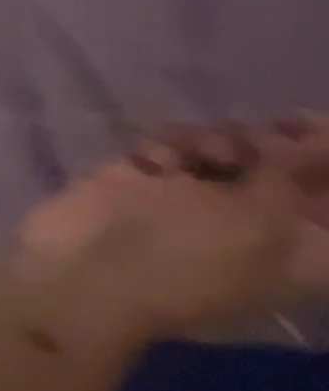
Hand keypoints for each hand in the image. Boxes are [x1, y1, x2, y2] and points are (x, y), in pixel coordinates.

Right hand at [16, 120, 328, 338]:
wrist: (85, 266)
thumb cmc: (187, 254)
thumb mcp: (261, 219)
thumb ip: (295, 174)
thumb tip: (318, 138)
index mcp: (304, 246)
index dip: (328, 159)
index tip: (307, 124)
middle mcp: (257, 220)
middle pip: (285, 168)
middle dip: (275, 144)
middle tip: (257, 136)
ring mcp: (196, 200)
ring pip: (227, 150)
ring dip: (217, 141)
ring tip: (191, 151)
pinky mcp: (144, 182)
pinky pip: (168, 148)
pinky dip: (165, 146)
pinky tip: (151, 158)